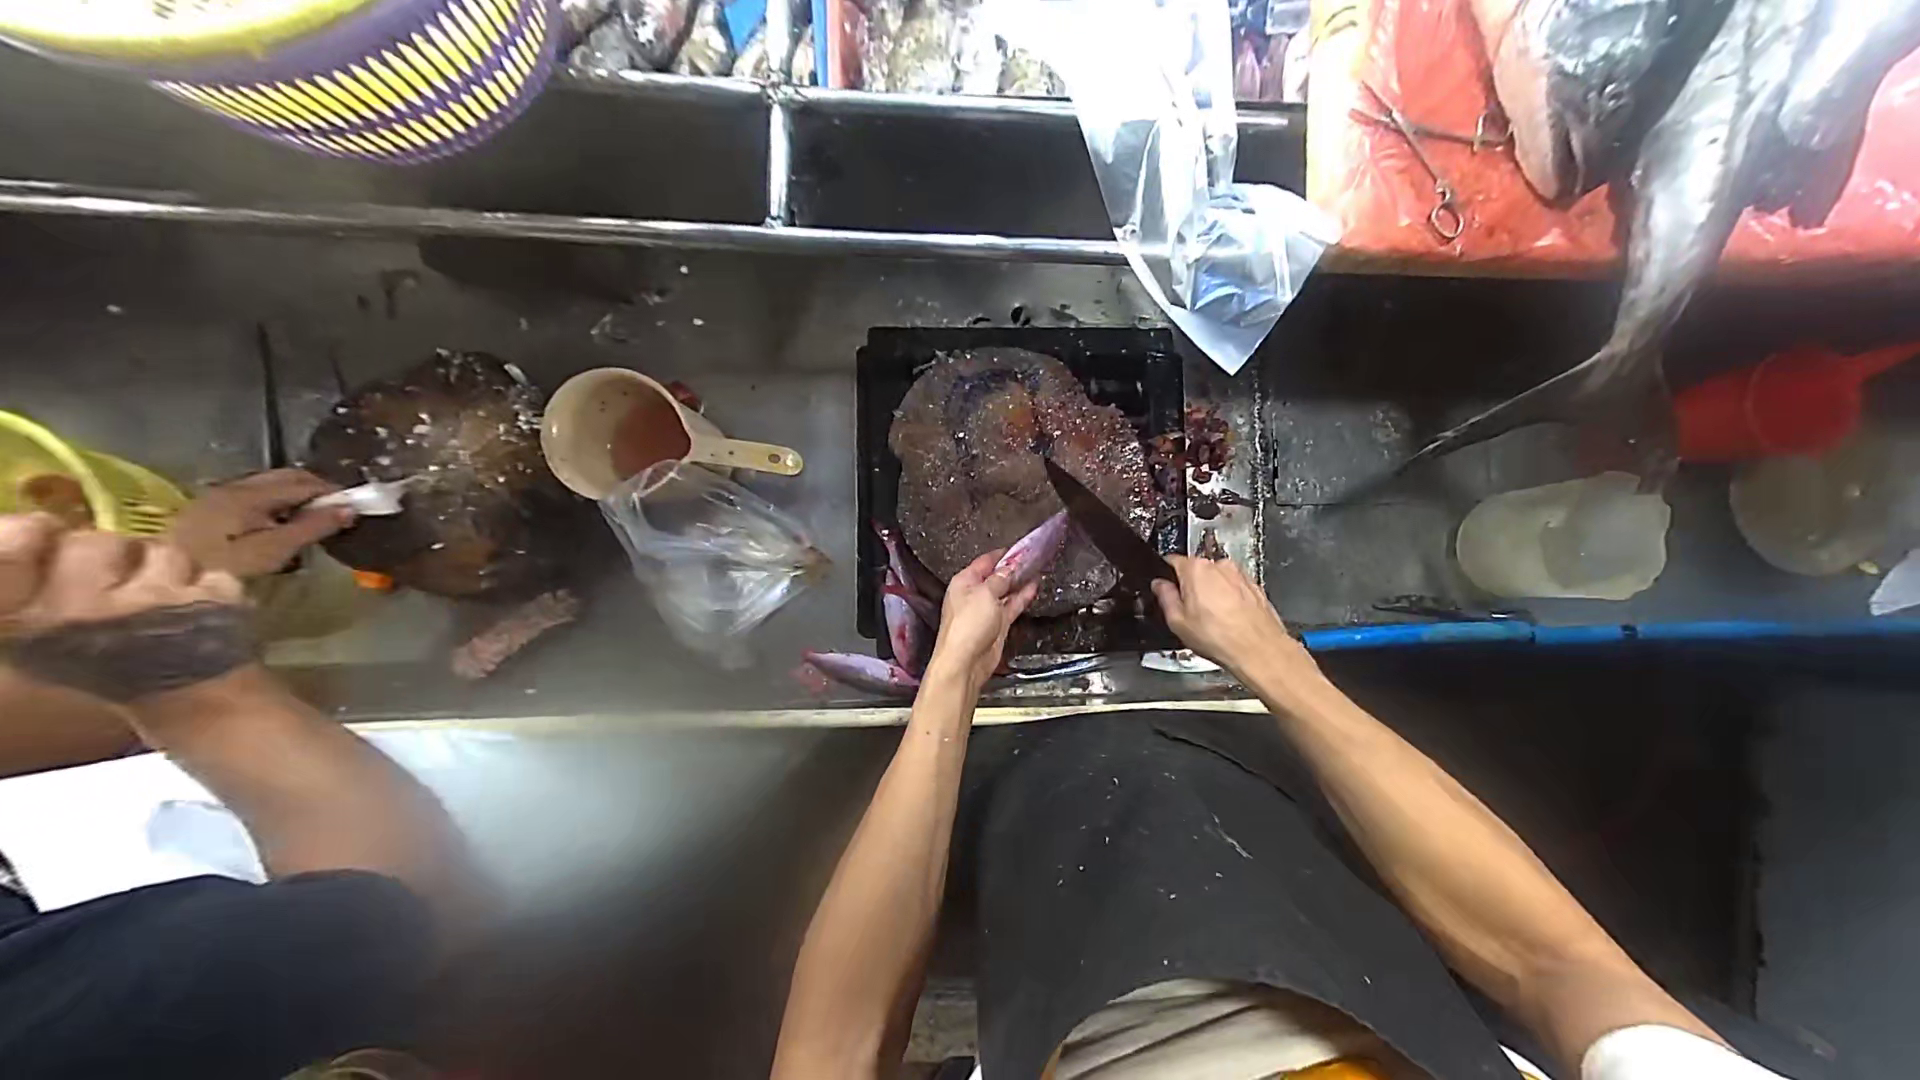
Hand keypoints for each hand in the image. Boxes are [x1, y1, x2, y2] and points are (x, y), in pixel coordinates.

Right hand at [0, 517, 254, 703]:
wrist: (188, 694)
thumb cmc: (108, 666)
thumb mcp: (41, 639)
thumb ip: (28, 589)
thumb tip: (26, 526)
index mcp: (28, 620)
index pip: (10, 548)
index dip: (30, 530)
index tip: (42, 528)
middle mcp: (87, 607)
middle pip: (98, 540)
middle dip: (115, 551)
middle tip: (120, 573)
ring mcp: (158, 601)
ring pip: (162, 550)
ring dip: (167, 566)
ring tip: (163, 594)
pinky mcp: (216, 598)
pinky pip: (211, 571)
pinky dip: (211, 584)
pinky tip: (203, 606)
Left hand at [167, 469, 353, 578]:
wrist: (147, 574)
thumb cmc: (214, 564)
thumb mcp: (271, 550)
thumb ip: (311, 527)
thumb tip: (349, 509)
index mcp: (253, 495)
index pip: (307, 483)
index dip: (336, 492)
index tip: (357, 507)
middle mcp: (236, 487)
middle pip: (288, 477)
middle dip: (318, 489)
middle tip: (338, 511)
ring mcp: (218, 494)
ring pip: (271, 484)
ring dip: (297, 495)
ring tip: (312, 518)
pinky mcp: (208, 506)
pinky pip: (256, 494)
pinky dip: (278, 501)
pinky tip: (280, 521)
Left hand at [925, 550, 1038, 690]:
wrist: (965, 662)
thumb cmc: (965, 628)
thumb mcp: (986, 594)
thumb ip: (1000, 579)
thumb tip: (1009, 568)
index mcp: (964, 582)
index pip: (985, 561)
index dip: (1002, 554)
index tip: (1018, 549)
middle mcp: (973, 595)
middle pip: (996, 576)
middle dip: (1012, 568)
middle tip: (1030, 558)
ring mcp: (985, 611)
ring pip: (1005, 591)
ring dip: (1019, 582)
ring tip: (1035, 570)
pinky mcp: (996, 625)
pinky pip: (1011, 606)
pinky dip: (1022, 597)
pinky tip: (1032, 588)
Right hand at [1150, 555, 1320, 685]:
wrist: (1259, 650)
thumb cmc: (1221, 637)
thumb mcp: (1177, 621)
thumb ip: (1165, 597)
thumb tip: (1160, 586)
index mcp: (1195, 569)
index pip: (1173, 561)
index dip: (1167, 577)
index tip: (1166, 589)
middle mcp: (1219, 566)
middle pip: (1196, 570)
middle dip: (1191, 587)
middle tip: (1190, 612)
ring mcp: (1239, 575)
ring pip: (1216, 580)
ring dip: (1212, 594)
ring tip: (1211, 621)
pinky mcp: (1254, 586)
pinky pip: (1234, 589)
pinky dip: (1229, 600)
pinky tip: (1228, 621)